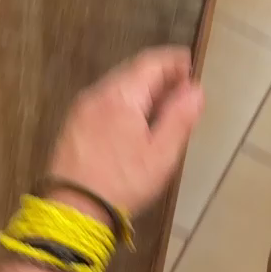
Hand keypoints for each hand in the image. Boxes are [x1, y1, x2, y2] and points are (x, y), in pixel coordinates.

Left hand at [47, 47, 204, 218]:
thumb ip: (180, 117)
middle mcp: (98, 94)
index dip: (172, 60)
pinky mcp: (74, 126)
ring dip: (143, 87)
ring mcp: (82, 109)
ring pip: (117, 86)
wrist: (74, 211)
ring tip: (164, 102)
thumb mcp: (161, 153)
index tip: (190, 64)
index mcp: (121, 96)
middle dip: (159, 73)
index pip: (150, 63)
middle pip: (132, 71)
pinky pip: (105, 100)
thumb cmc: (124, 182)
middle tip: (182, 84)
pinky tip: (137, 118)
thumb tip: (195, 90)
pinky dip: (126, 100)